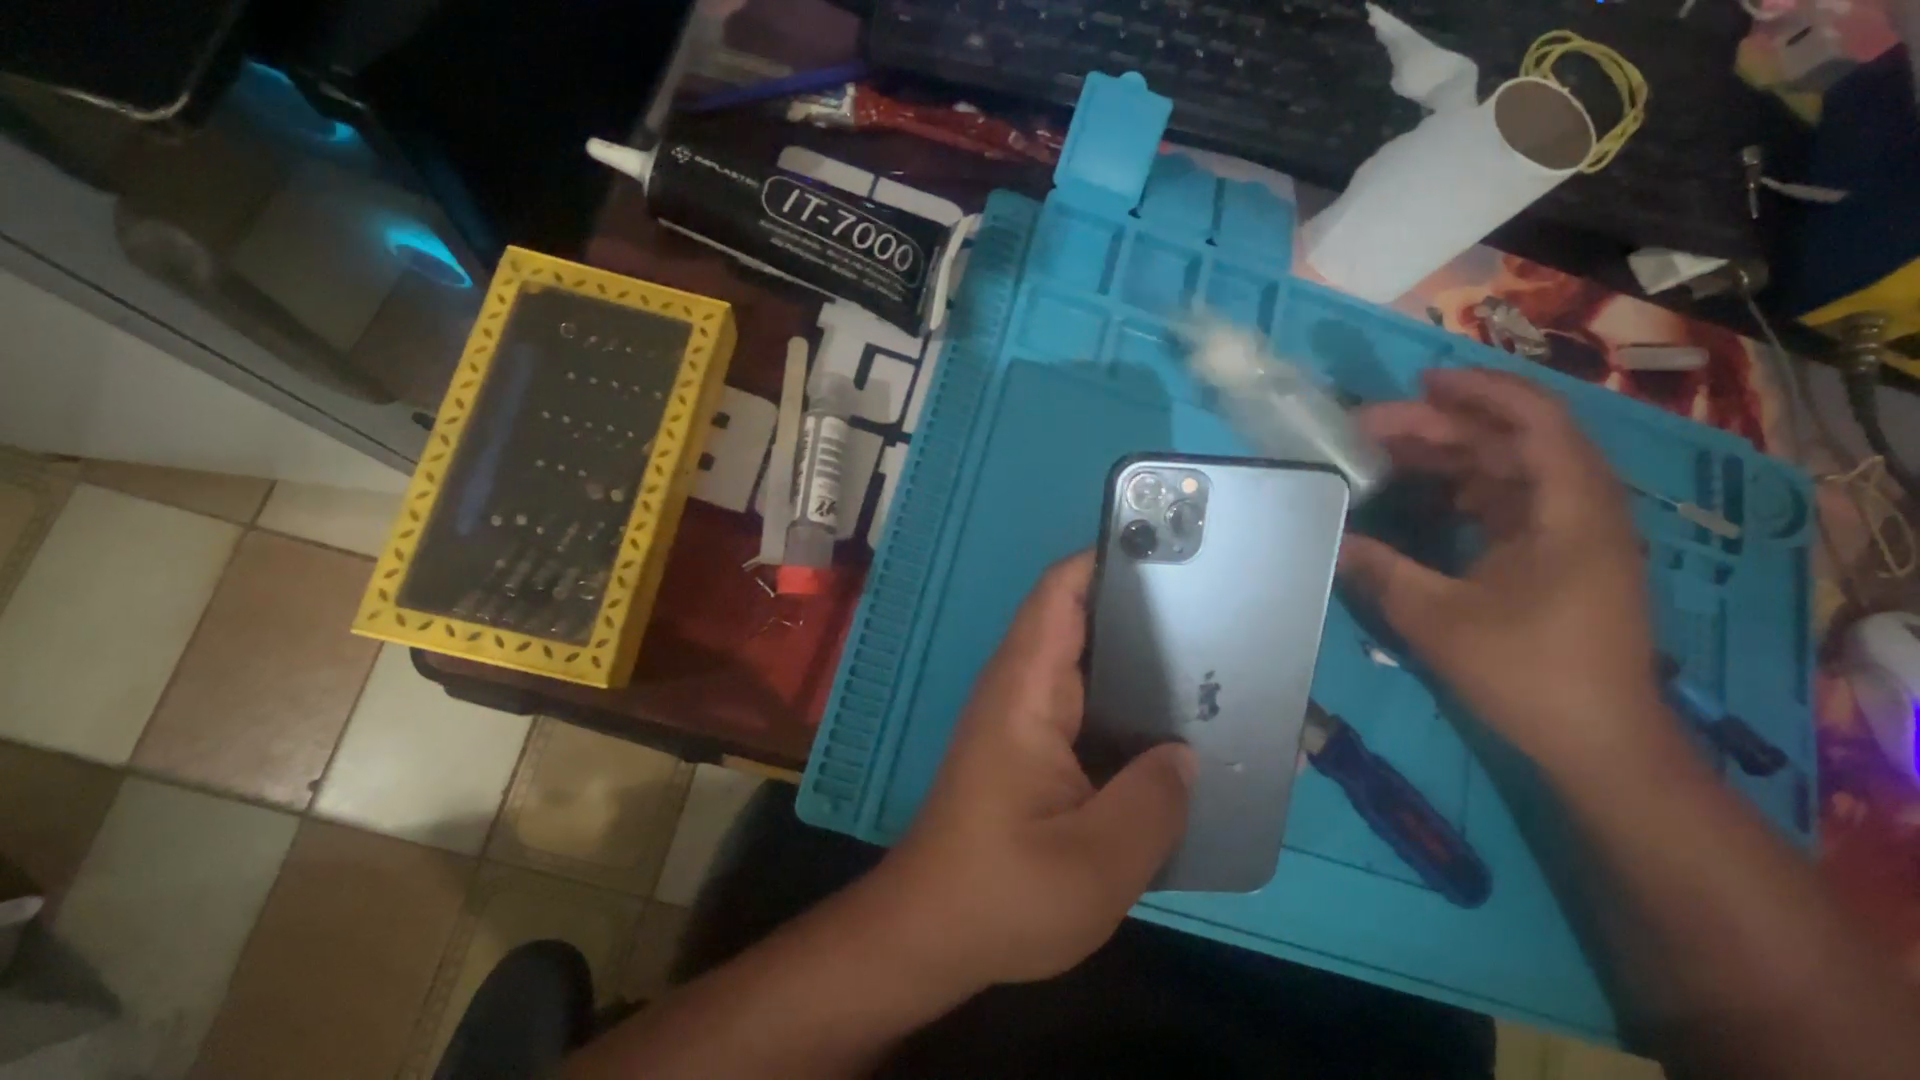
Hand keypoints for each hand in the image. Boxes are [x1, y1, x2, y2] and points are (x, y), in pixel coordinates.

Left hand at [871, 553, 1195, 990]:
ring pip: (1087, 669)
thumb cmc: (1001, 895)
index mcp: (1026, 693)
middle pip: (1080, 622)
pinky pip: (1085, 712)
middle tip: (1227, 613)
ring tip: (1221, 668)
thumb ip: (1155, 801)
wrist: (927, 938)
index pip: (1060, 594)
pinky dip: (1127, 712)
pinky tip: (1178, 738)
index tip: (1177, 549)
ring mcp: (1022, 725)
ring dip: (1141, 665)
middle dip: (1145, 611)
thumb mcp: (1097, 860)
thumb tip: (1185, 754)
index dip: (1110, 558)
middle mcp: (1020, 693)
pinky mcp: (1028, 757)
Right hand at [1338, 369, 1667, 769]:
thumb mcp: (1440, 621)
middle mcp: (1582, 510)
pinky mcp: (1564, 564)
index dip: (1478, 392)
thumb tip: (1332, 540)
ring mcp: (1576, 538)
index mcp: (1571, 510)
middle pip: (1513, 443)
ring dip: (1452, 460)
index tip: (1417, 384)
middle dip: (1442, 429)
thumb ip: (1383, 572)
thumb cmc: (1530, 675)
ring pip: (1511, 474)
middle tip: (1370, 429)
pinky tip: (1423, 502)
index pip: (1535, 420)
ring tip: (1386, 456)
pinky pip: (1512, 507)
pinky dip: (1466, 495)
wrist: (1601, 746)